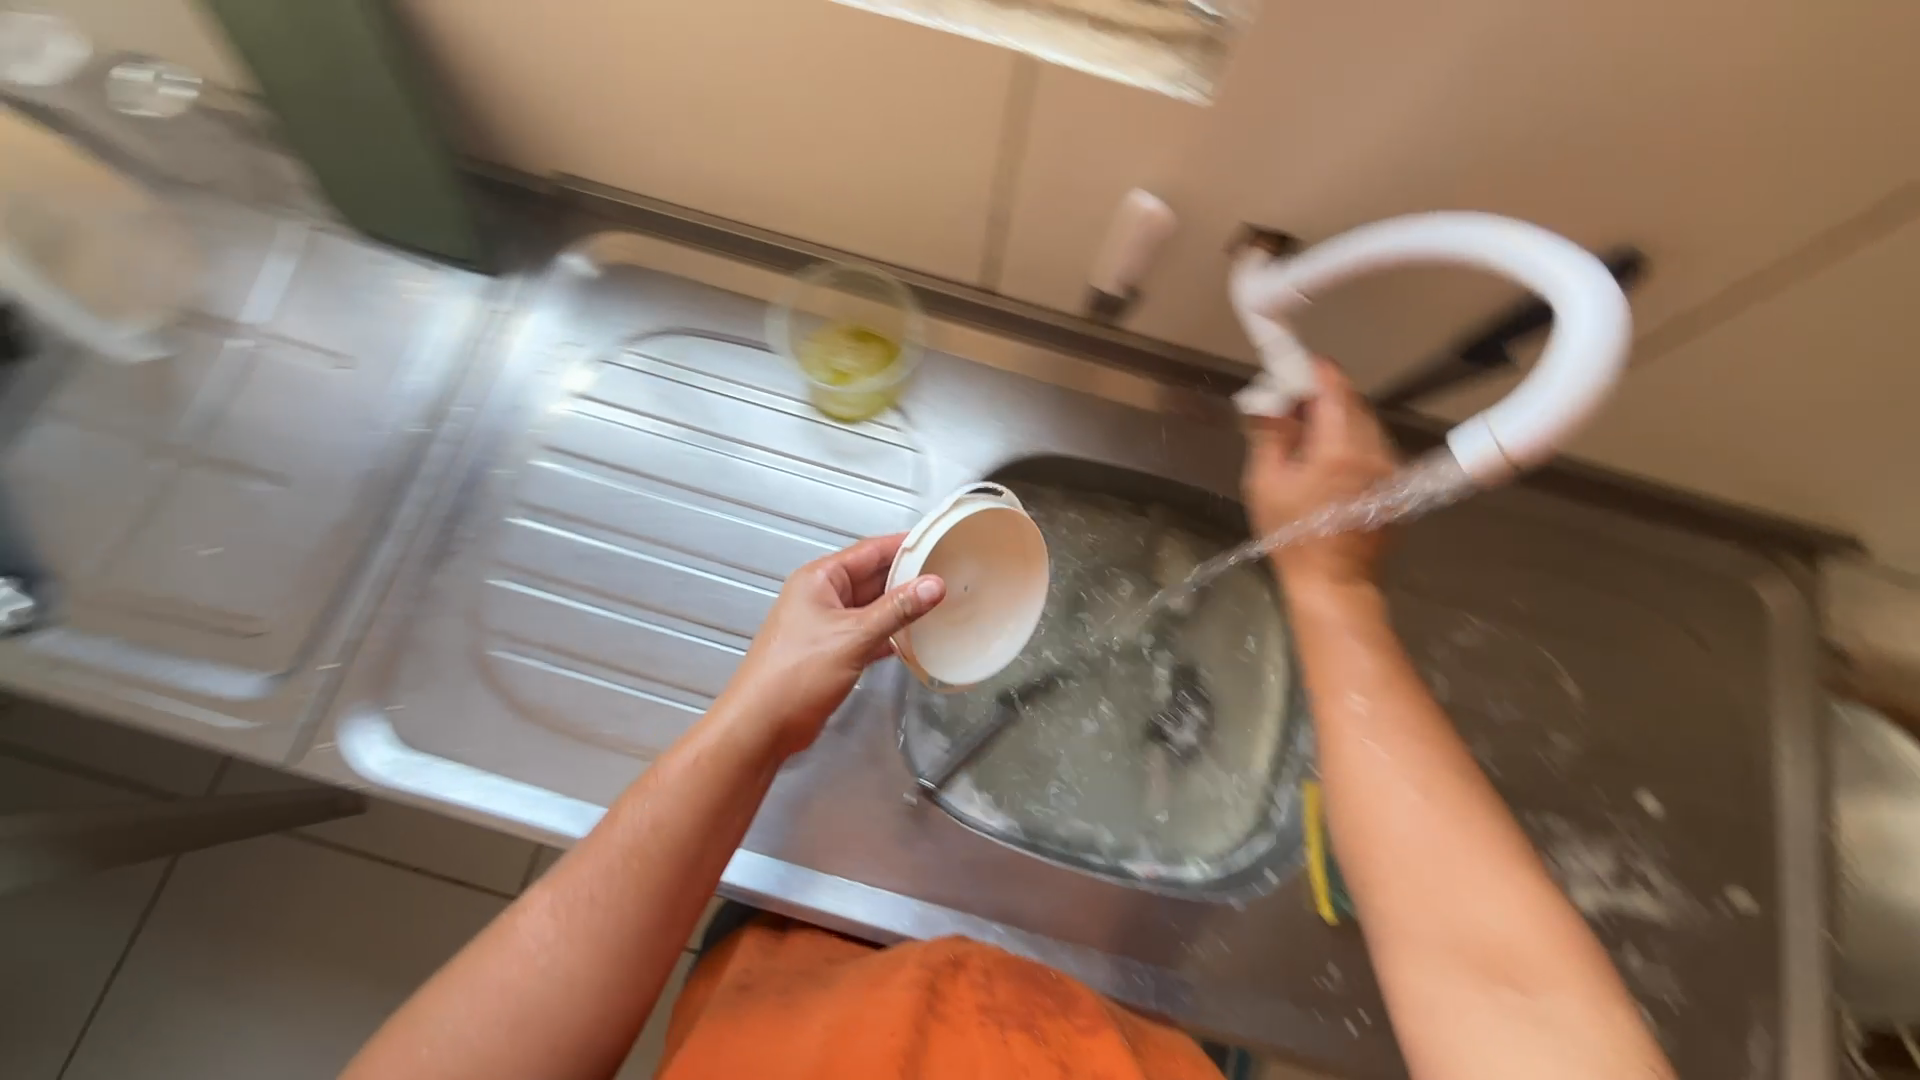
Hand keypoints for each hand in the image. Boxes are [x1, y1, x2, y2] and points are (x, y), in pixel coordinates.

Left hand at [719, 534, 944, 755]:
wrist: (762, 725)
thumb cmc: (796, 674)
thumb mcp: (853, 636)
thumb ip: (897, 610)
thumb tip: (933, 585)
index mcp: (820, 578)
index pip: (870, 550)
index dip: (904, 545)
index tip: (938, 542)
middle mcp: (822, 595)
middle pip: (873, 576)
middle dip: (908, 576)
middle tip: (947, 574)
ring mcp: (826, 623)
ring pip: (872, 606)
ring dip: (901, 607)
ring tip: (939, 604)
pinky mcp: (832, 650)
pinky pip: (868, 632)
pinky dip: (890, 633)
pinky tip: (914, 638)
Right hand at [1242, 359, 1397, 592]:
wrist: (1334, 583)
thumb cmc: (1291, 536)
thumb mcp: (1265, 484)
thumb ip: (1272, 435)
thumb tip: (1273, 400)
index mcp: (1339, 449)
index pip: (1334, 389)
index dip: (1315, 372)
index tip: (1295, 367)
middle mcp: (1374, 451)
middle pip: (1353, 403)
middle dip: (1324, 397)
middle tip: (1293, 405)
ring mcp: (1392, 468)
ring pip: (1366, 425)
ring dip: (1339, 421)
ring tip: (1309, 438)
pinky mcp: (1398, 484)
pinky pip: (1375, 447)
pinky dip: (1352, 443)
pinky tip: (1329, 464)